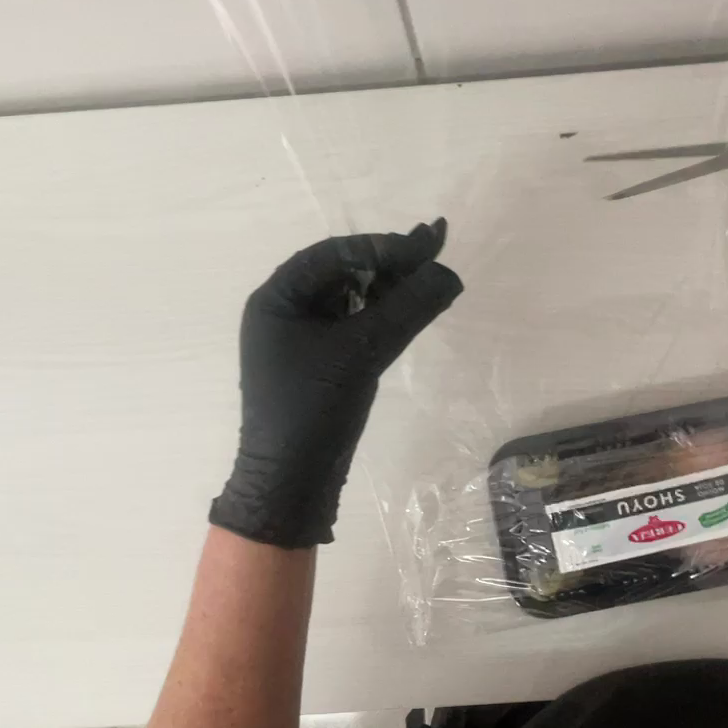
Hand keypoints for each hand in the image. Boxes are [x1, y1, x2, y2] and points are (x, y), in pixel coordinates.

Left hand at [209, 221, 462, 547]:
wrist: (290, 483)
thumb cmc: (313, 409)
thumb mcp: (361, 353)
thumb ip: (406, 309)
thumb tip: (449, 274)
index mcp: (278, 298)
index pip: (335, 255)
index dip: (384, 247)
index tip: (427, 244)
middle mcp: (286, 311)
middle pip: (344, 273)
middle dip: (390, 263)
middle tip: (436, 248)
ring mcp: (302, 340)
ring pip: (352, 301)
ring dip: (390, 288)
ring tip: (433, 276)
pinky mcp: (321, 365)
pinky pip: (355, 328)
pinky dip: (384, 316)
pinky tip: (412, 309)